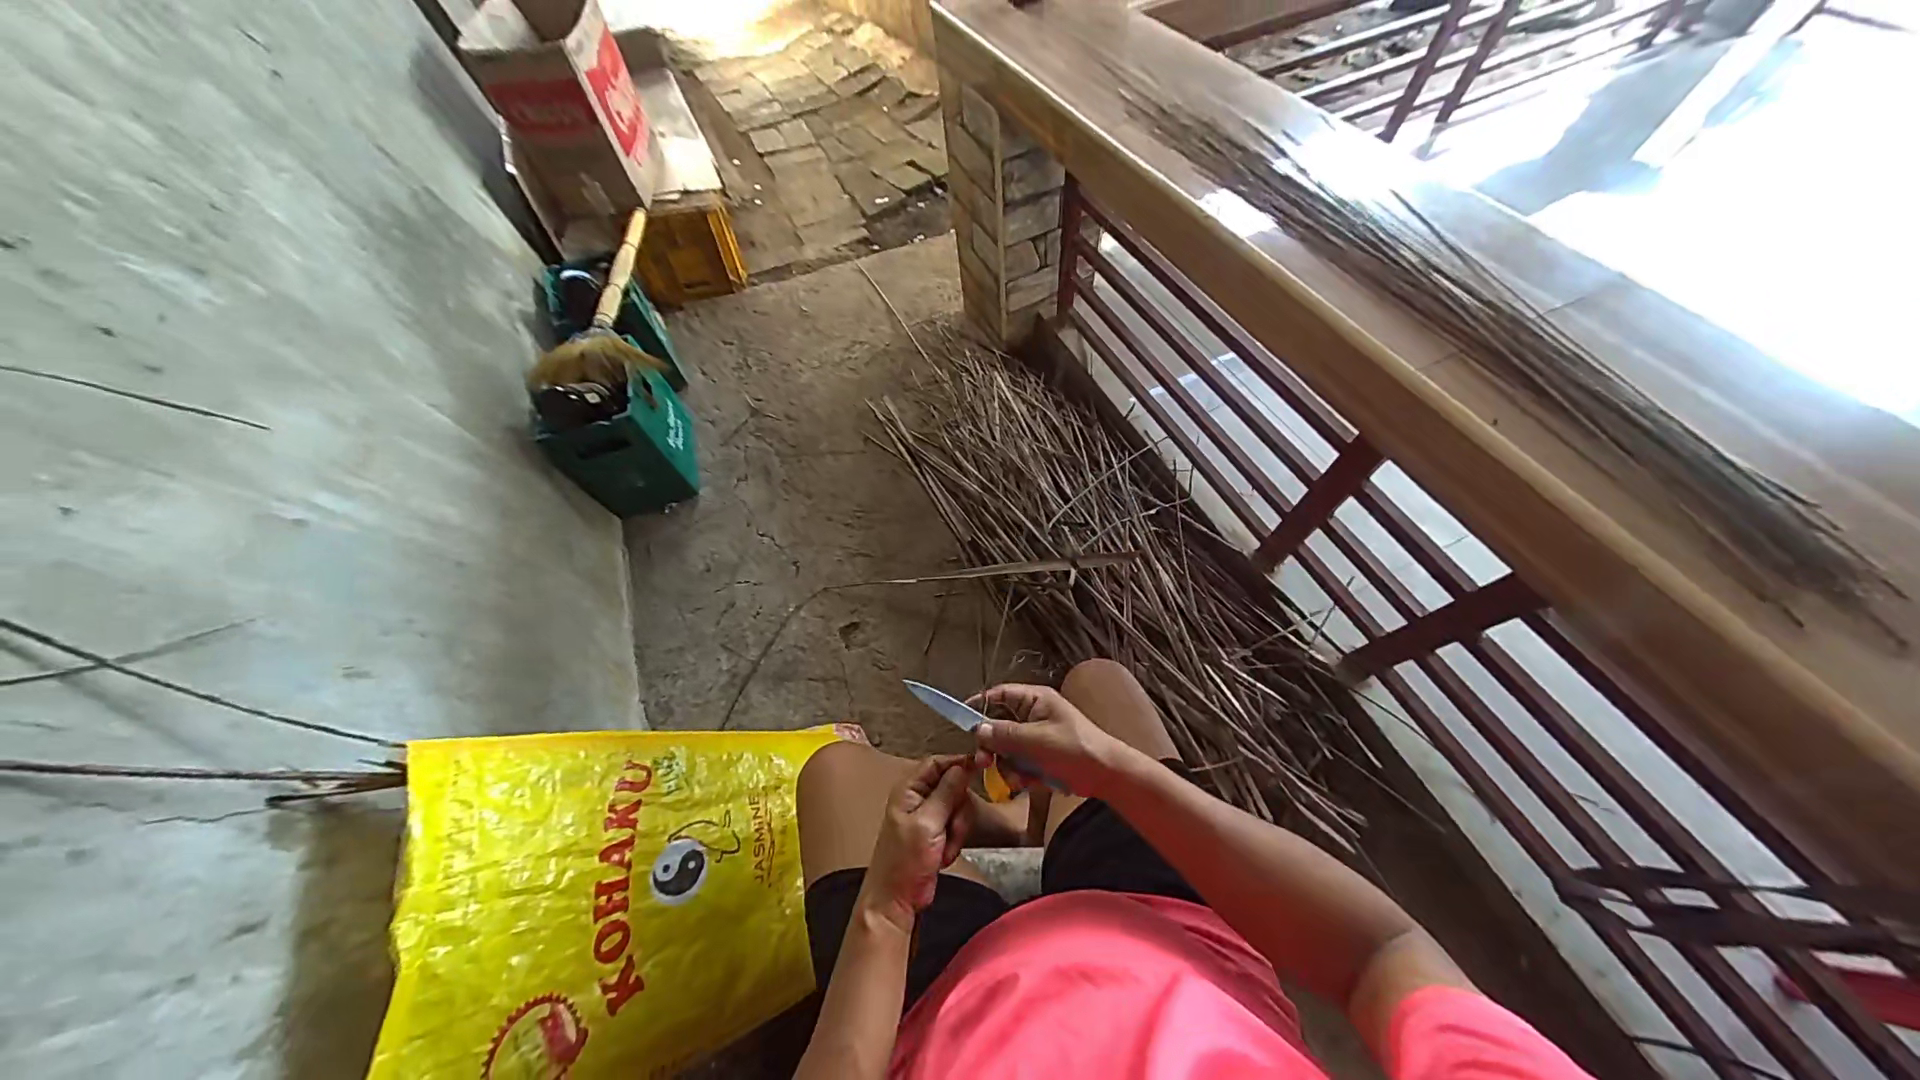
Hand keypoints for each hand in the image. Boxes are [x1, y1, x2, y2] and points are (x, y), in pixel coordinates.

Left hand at [857, 754, 981, 932]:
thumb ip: (946, 793)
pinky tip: (943, 855)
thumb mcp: (928, 823)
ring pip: (958, 808)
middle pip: (953, 786)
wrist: (897, 901)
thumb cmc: (904, 861)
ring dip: (957, 828)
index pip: (936, 763)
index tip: (981, 766)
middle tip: (951, 827)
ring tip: (943, 846)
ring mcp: (928, 817)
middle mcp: (918, 798)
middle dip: (958, 808)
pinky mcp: (936, 834)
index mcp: (909, 789)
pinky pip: (957, 826)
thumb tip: (962, 766)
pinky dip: (955, 840)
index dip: (958, 763)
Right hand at [968, 684, 1130, 798]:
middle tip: (985, 762)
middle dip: (992, 746)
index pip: (1000, 695)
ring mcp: (1036, 738)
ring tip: (1018, 778)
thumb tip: (978, 729)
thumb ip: (1005, 734)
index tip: (962, 720)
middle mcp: (1033, 716)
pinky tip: (1030, 784)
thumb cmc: (1075, 748)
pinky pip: (1019, 765)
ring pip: (1006, 749)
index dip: (980, 704)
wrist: (1106, 775)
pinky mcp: (1040, 759)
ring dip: (1007, 766)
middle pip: (998, 726)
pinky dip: (1021, 776)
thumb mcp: (1036, 740)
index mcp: (1035, 701)